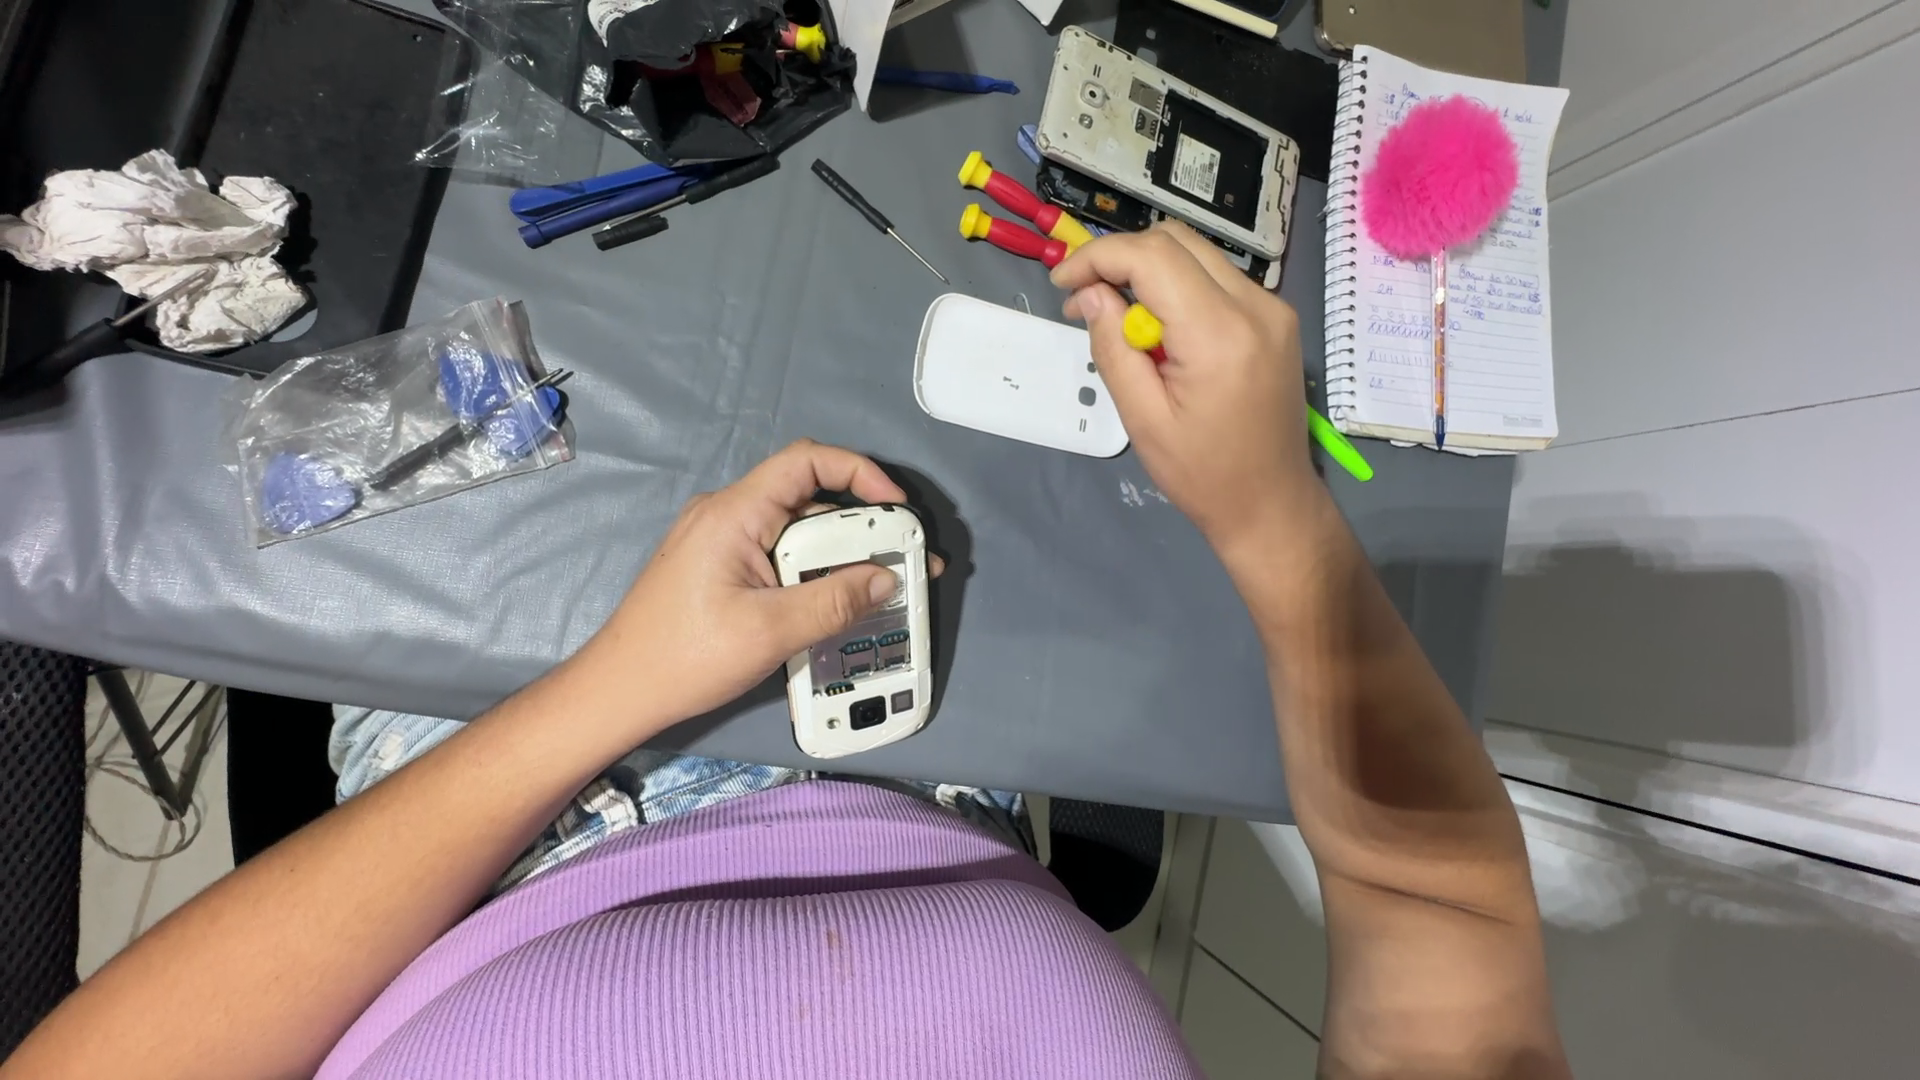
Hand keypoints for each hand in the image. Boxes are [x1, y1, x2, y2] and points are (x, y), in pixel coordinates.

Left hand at [577, 439, 935, 742]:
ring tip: (886, 583)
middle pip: (810, 499)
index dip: (860, 472)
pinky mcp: (725, 567)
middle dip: (864, 525)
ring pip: (800, 530)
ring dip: (843, 553)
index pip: (806, 461)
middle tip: (907, 557)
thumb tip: (886, 580)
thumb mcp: (769, 631)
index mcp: (735, 513)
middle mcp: (729, 515)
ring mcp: (725, 541)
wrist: (619, 692)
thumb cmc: (684, 657)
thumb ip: (833, 602)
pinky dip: (818, 570)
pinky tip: (842, 597)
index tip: (897, 507)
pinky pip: (783, 554)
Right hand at [1051, 222, 1321, 551]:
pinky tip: (1157, 330)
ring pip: (1197, 255)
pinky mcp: (1276, 317)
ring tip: (1115, 318)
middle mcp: (1255, 305)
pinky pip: (1216, 280)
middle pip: (1175, 241)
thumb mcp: (1142, 420)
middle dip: (1119, 259)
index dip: (1098, 258)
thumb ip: (1113, 349)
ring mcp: (1272, 308)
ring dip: (1147, 273)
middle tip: (1083, 300)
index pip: (1152, 257)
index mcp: (1219, 334)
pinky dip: (1177, 289)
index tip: (1062, 283)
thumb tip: (1091, 295)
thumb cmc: (1201, 474)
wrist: (1270, 502)